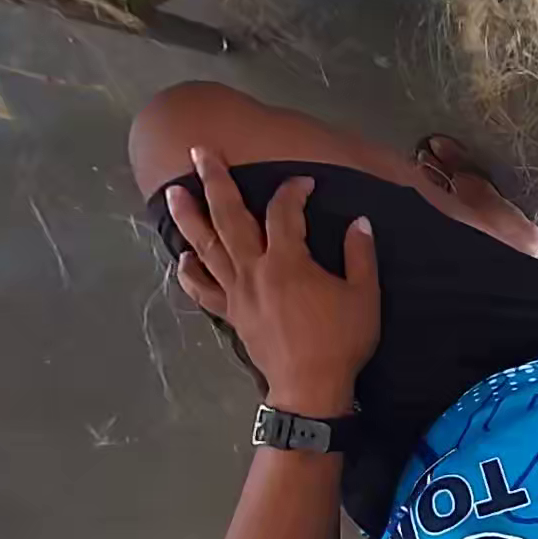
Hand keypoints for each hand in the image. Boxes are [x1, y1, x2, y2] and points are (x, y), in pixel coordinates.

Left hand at [166, 148, 379, 417]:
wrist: (310, 386)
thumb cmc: (340, 341)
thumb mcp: (364, 296)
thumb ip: (360, 256)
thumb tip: (360, 222)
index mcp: (288, 261)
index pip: (285, 212)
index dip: (294, 190)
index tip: (306, 182)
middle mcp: (255, 269)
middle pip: (229, 217)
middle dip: (215, 181)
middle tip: (199, 151)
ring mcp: (237, 292)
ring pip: (207, 247)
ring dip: (190, 217)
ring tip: (173, 192)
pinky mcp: (231, 314)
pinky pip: (204, 290)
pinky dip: (190, 273)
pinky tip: (183, 257)